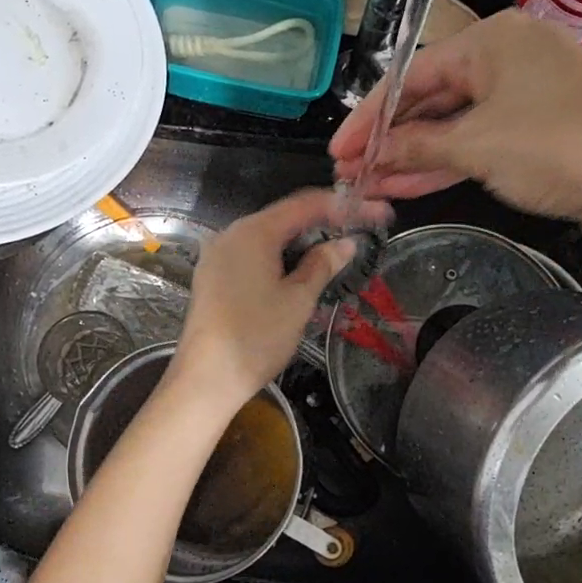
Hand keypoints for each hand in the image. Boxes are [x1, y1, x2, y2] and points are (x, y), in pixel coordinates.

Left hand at [167, 190, 363, 409]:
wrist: (206, 378)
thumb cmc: (256, 336)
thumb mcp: (298, 301)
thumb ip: (322, 265)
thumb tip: (345, 243)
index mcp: (254, 232)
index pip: (304, 204)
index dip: (342, 207)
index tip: (375, 214)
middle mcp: (231, 234)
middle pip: (283, 218)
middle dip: (321, 225)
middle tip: (355, 238)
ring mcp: (217, 256)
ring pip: (267, 239)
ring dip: (300, 245)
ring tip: (332, 259)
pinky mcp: (212, 277)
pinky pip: (251, 257)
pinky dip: (278, 260)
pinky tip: (296, 276)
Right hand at [329, 10, 581, 237]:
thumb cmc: (560, 144)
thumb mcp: (476, 145)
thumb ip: (417, 146)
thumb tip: (373, 154)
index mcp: (492, 39)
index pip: (412, 75)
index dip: (369, 117)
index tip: (339, 150)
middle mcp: (509, 59)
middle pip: (432, 99)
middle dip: (390, 139)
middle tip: (352, 172)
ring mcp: (527, 96)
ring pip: (455, 126)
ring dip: (414, 156)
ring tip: (372, 185)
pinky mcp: (541, 132)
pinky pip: (479, 144)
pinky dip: (447, 164)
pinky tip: (411, 185)